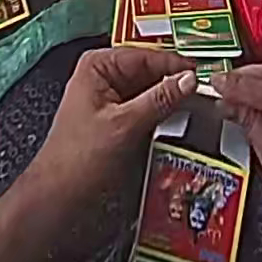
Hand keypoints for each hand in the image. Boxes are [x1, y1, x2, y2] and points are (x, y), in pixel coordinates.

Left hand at [0, 50, 195, 261]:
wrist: (55, 206)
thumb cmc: (74, 162)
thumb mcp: (123, 125)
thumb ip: (159, 99)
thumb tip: (187, 80)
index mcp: (99, 64)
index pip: (147, 55)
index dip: (176, 65)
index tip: (203, 74)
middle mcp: (105, 77)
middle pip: (151, 73)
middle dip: (175, 84)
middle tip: (206, 92)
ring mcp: (112, 101)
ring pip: (152, 94)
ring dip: (172, 102)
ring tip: (199, 108)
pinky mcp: (119, 125)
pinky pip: (148, 113)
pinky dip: (164, 118)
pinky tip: (181, 126)